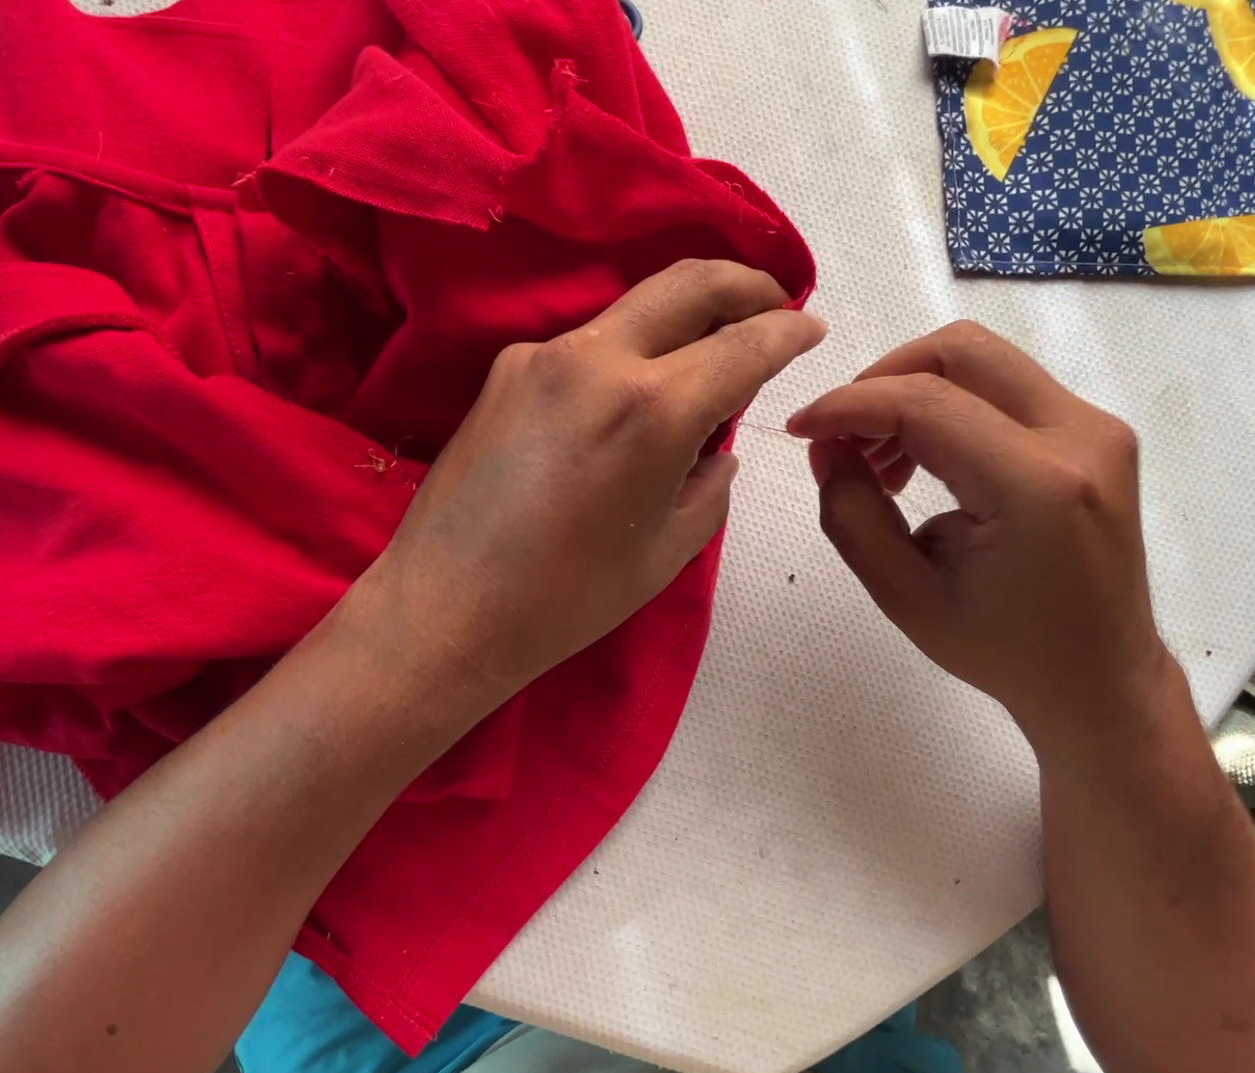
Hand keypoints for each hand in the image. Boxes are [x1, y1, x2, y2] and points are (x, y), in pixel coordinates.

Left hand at [347, 259, 825, 700]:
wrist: (445, 608)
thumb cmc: (565, 598)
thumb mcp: (667, 548)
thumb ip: (709, 481)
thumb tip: (716, 443)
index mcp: (652, 407)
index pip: (743, 342)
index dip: (788, 330)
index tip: (809, 328)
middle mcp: (595, 357)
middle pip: (688, 283)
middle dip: (745, 284)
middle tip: (773, 305)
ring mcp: (540, 357)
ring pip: (631, 312)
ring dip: (679, 322)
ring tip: (699, 364)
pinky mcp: (502, 371)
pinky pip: (583, 347)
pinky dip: (622, 358)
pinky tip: (623, 401)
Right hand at [786, 321, 1177, 758]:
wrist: (1099, 678)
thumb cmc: (1001, 649)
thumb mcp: (902, 594)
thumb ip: (851, 513)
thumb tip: (826, 446)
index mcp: (1035, 486)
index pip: (924, 402)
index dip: (847, 405)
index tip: (798, 430)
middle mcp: (1080, 436)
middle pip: (960, 350)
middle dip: (881, 380)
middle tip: (841, 436)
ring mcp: (1095, 428)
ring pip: (980, 361)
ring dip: (910, 393)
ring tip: (877, 462)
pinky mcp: (1092, 433)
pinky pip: (1001, 388)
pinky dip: (944, 407)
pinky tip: (919, 461)